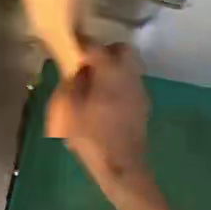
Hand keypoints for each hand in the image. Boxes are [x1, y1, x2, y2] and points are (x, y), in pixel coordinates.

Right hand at [49, 43, 150, 189]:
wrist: (123, 167)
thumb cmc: (92, 138)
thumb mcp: (67, 111)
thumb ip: (70, 84)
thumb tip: (76, 71)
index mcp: (110, 72)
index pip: (96, 46)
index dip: (82, 42)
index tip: (72, 43)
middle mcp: (129, 75)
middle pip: (122, 50)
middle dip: (105, 51)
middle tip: (87, 63)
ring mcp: (140, 90)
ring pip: (129, 66)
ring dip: (113, 67)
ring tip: (96, 83)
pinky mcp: (143, 105)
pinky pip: (130, 83)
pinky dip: (119, 83)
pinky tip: (106, 100)